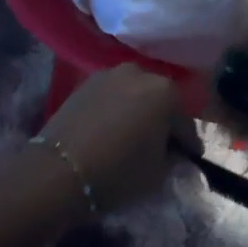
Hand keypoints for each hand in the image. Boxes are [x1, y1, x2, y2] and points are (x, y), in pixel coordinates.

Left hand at [36, 65, 189, 217]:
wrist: (58, 171)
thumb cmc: (118, 173)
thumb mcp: (159, 173)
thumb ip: (173, 157)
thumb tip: (172, 151)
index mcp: (166, 92)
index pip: (185, 123)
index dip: (188, 144)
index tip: (189, 158)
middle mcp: (140, 73)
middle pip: (160, 100)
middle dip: (163, 121)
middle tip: (160, 146)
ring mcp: (109, 74)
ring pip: (135, 94)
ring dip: (138, 111)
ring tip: (132, 136)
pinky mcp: (85, 82)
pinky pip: (112, 95)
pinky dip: (116, 109)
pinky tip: (111, 129)